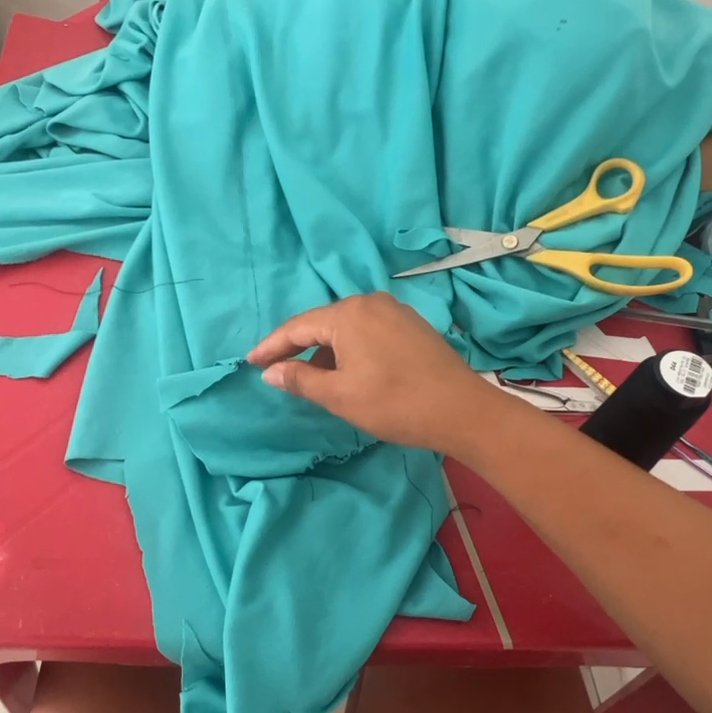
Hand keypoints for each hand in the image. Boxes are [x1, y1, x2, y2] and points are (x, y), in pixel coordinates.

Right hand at [246, 293, 515, 454]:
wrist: (462, 410)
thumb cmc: (394, 403)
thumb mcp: (339, 396)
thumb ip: (300, 379)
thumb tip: (271, 372)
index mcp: (347, 314)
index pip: (297, 327)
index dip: (271, 347)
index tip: (250, 362)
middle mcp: (369, 302)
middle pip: (321, 322)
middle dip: (297, 346)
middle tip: (274, 368)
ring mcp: (394, 311)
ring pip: (346, 327)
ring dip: (325, 349)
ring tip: (310, 376)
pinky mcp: (411, 325)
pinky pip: (367, 330)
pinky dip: (349, 348)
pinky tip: (347, 369)